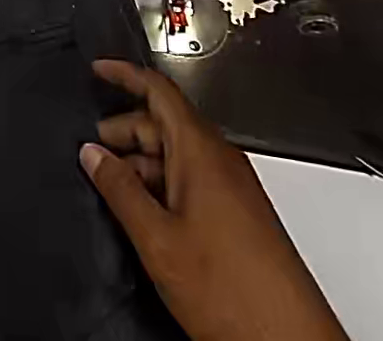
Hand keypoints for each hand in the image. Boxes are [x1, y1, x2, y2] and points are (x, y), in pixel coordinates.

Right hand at [80, 61, 347, 340]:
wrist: (289, 339)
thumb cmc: (235, 293)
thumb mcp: (157, 238)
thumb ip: (120, 189)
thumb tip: (94, 156)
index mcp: (200, 150)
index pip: (158, 89)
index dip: (124, 74)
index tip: (100, 69)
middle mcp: (219, 157)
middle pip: (163, 121)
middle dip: (124, 129)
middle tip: (93, 149)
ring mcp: (230, 182)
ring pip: (175, 150)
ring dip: (140, 160)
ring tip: (112, 186)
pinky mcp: (235, 207)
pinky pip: (191, 175)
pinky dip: (160, 181)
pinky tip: (143, 210)